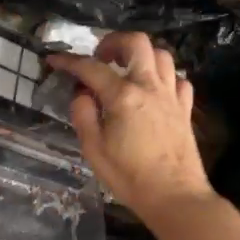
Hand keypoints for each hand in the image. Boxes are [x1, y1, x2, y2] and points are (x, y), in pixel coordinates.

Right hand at [49, 32, 215, 221]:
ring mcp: (171, 95)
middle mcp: (149, 87)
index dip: (69, 61)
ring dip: (141, 56)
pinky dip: (164, 77)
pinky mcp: (185, 108)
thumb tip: (82, 93)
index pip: (91, 67)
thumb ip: (83, 115)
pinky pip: (177, 78)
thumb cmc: (130, 177)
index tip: (55, 59)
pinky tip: (153, 90)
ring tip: (126, 70)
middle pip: (136, 42)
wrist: (176, 198)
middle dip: (114, 42)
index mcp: (123, 96)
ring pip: (161, 55)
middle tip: (101, 58)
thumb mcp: (94, 150)